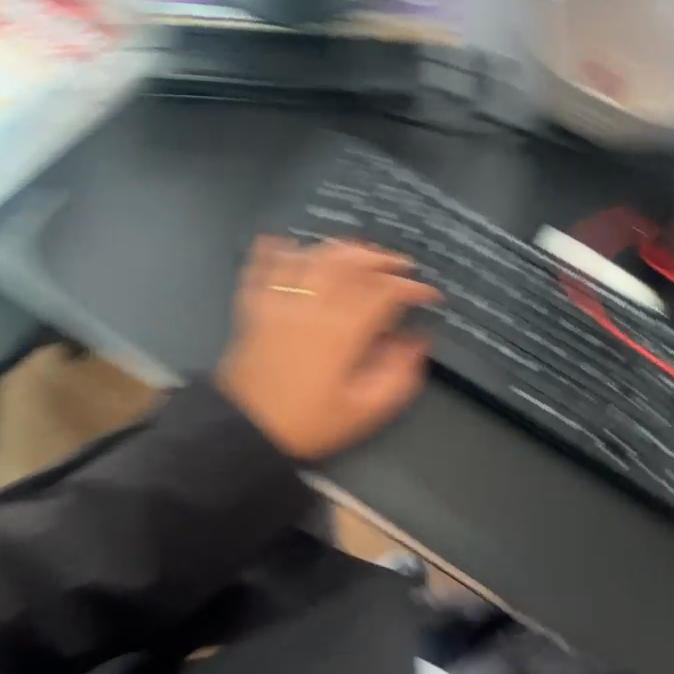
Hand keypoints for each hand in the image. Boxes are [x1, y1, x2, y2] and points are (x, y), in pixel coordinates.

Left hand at [217, 238, 441, 459]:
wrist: (243, 431)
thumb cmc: (307, 423)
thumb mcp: (362, 411)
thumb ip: (396, 375)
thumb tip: (417, 342)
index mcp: (342, 332)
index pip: (384, 293)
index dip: (411, 288)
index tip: (429, 294)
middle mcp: (311, 307)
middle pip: (348, 262)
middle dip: (379, 258)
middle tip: (399, 264)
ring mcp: (278, 304)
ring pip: (311, 257)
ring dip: (338, 248)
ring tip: (358, 251)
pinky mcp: (253, 310)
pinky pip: (263, 269)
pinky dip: (275, 251)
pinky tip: (285, 242)